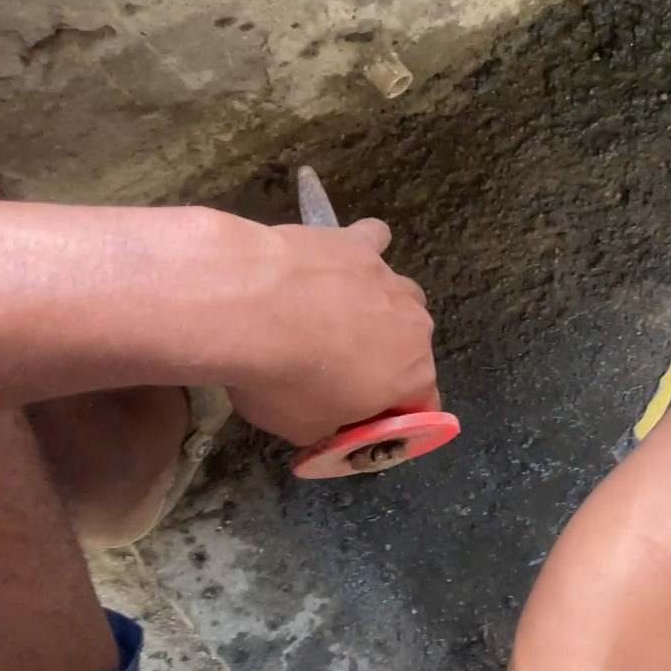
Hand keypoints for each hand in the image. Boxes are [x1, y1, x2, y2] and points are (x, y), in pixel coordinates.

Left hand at [223, 217, 438, 444]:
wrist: (248, 306)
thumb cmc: (283, 378)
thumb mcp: (305, 429)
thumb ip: (332, 427)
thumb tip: (329, 420)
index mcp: (414, 376)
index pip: (422, 406)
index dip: (393, 418)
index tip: (361, 421)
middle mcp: (415, 326)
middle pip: (412, 349)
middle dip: (386, 361)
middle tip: (338, 371)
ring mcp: (389, 280)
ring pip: (399, 298)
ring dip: (378, 310)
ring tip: (333, 316)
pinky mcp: (358, 243)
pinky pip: (372, 242)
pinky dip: (363, 251)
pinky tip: (342, 256)